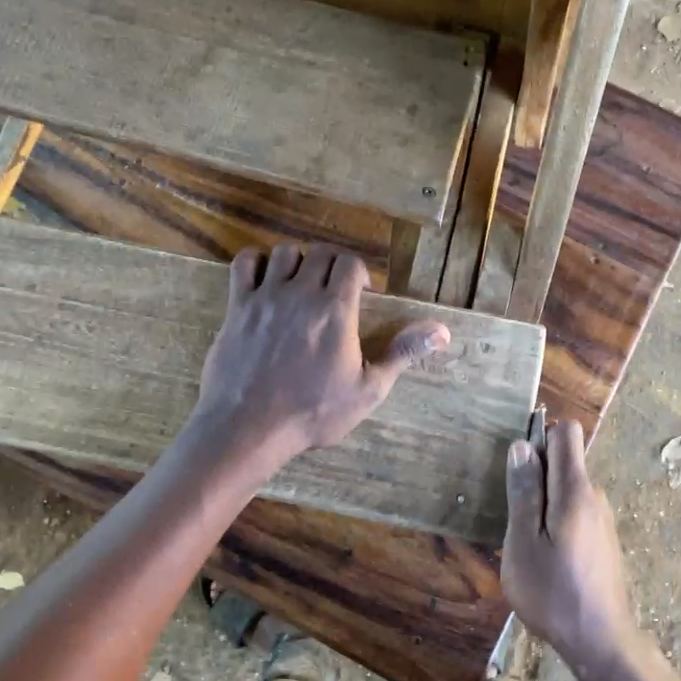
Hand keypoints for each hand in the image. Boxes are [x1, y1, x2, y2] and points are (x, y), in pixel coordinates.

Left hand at [193, 244, 448, 472]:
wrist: (248, 428)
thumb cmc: (313, 413)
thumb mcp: (368, 390)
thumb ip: (403, 353)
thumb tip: (442, 331)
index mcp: (335, 309)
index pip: (351, 262)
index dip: (360, 273)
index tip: (361, 294)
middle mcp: (301, 293)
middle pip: (320, 252)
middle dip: (332, 265)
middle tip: (335, 289)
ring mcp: (266, 297)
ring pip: (284, 252)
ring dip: (297, 262)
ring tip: (301, 285)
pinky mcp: (237, 306)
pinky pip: (244, 263)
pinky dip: (256, 263)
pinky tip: (264, 281)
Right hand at [501, 420, 636, 668]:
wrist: (601, 643)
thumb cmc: (554, 593)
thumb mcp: (524, 542)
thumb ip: (524, 493)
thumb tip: (521, 445)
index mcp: (575, 490)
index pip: (566, 432)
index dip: (540, 438)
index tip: (521, 470)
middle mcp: (594, 496)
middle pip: (565, 461)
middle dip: (537, 477)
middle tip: (517, 518)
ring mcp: (602, 520)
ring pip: (568, 491)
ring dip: (544, 506)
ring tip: (528, 545)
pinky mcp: (603, 541)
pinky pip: (575, 514)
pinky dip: (557, 525)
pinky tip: (547, 560)